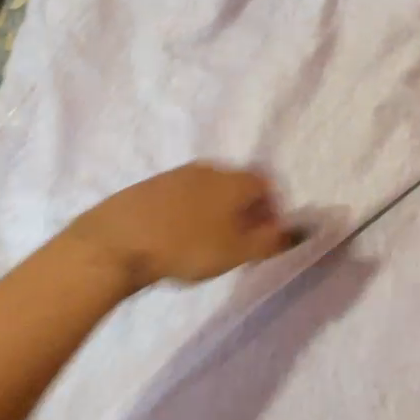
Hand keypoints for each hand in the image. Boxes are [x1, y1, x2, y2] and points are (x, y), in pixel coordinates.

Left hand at [65, 163, 298, 291]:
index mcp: (236, 179)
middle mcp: (210, 168)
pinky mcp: (149, 187)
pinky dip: (187, 215)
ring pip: (209, 191)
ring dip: (215, 214)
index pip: (268, 185)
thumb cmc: (187, 246)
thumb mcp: (239, 251)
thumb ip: (273, 240)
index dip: (273, 211)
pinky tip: (175, 240)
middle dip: (244, 213)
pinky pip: (182, 198)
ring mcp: (177, 174)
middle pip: (239, 186)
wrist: (115, 241)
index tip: (264, 240)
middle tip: (237, 246)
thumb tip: (304, 227)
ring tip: (205, 246)